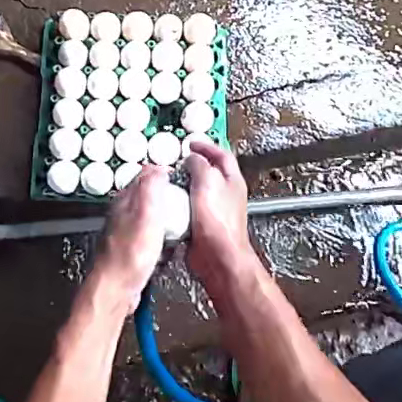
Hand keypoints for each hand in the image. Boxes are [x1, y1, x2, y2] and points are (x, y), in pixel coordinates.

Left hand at [85, 166, 176, 307]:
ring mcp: (125, 233)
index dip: (163, 175)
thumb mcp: (147, 213)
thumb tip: (158, 168)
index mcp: (126, 200)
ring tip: (176, 231)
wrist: (117, 289)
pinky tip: (166, 252)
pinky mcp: (130, 251)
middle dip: (167, 200)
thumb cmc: (129, 256)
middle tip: (182, 206)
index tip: (179, 179)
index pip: (144, 176)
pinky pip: (151, 241)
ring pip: (151, 220)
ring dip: (165, 224)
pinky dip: (161, 244)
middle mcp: (122, 214)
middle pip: (148, 198)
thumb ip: (151, 187)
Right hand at [182, 138, 262, 299]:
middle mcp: (225, 195)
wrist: (217, 257)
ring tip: (169, 182)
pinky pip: (187, 210)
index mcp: (232, 180)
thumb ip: (199, 165)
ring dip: (182, 187)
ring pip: (196, 192)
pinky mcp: (202, 226)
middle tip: (177, 162)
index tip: (192, 143)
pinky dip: (177, 206)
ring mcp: (214, 211)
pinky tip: (169, 205)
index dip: (206, 146)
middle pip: (209, 173)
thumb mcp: (207, 181)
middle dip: (192, 166)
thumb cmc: (219, 223)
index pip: (221, 155)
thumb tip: (191, 159)